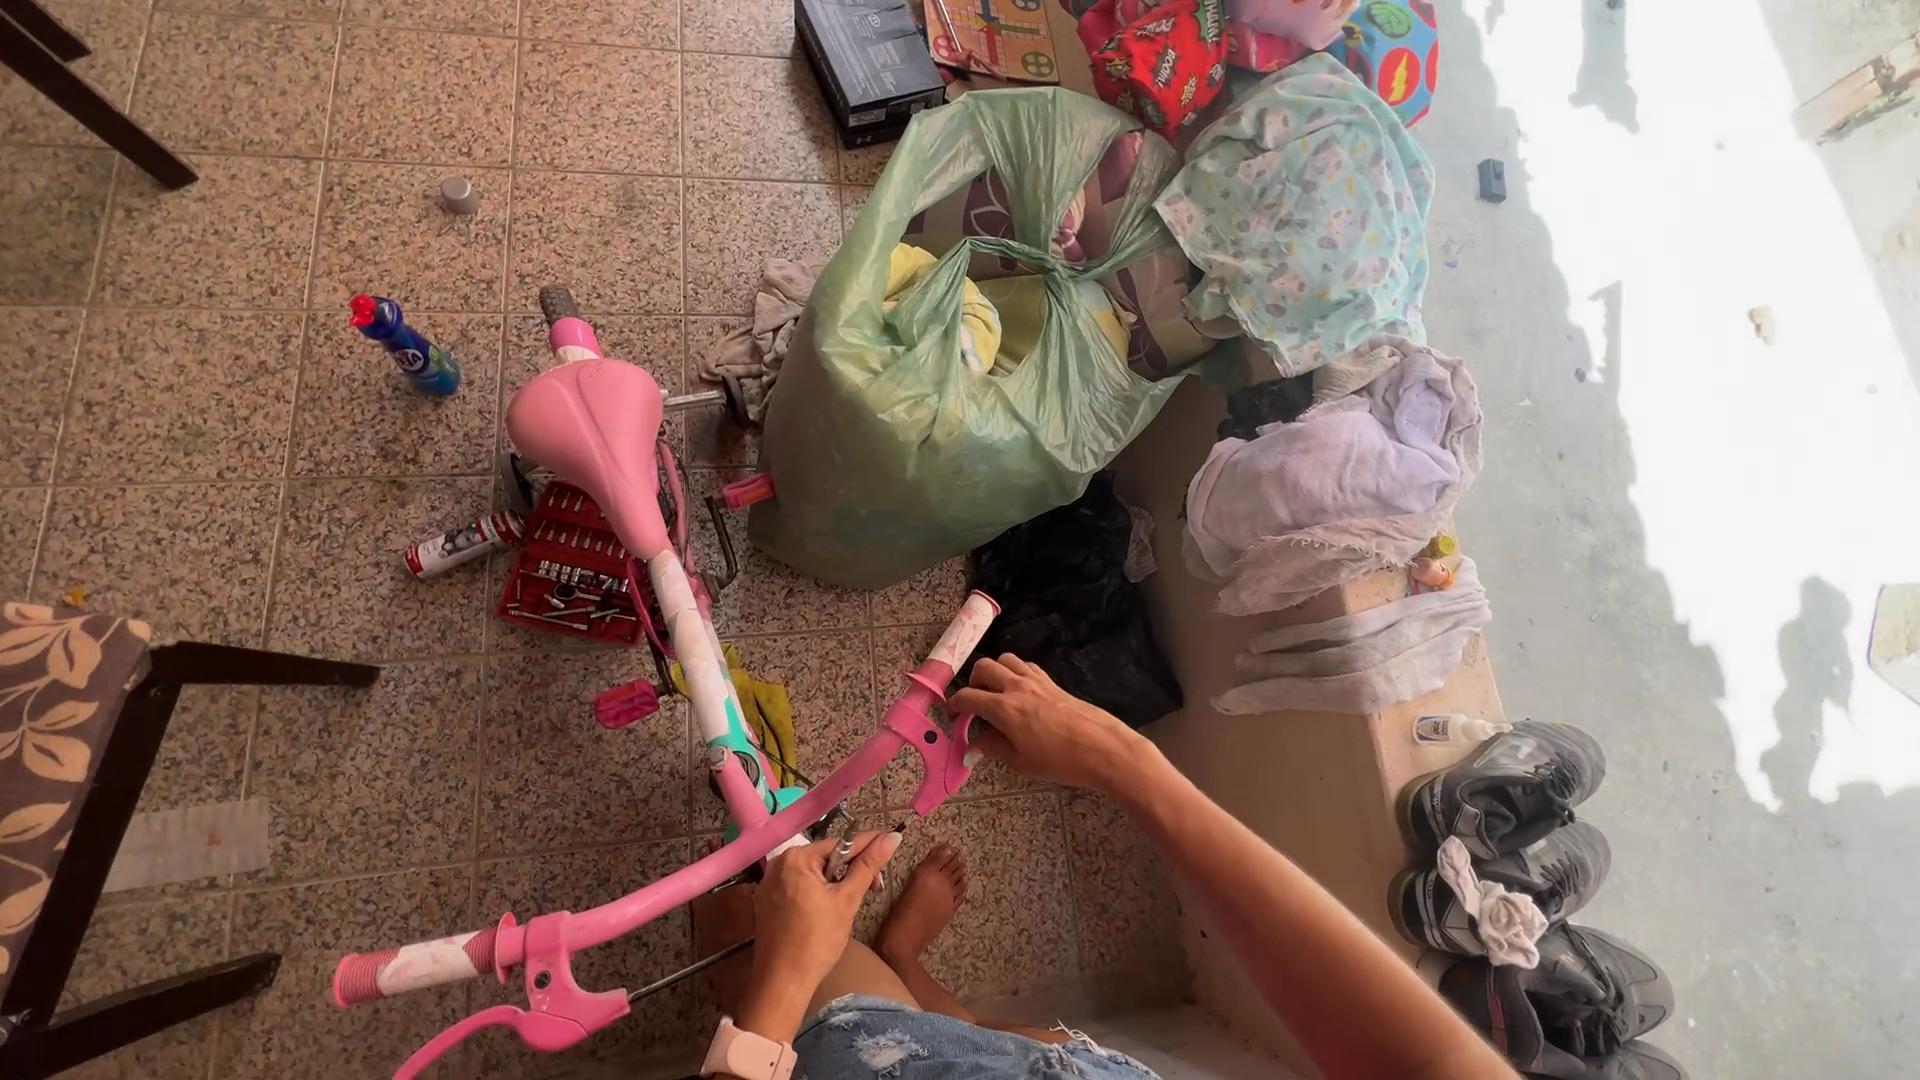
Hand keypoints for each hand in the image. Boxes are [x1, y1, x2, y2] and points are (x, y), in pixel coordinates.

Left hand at [750, 831, 901, 996]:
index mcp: (797, 857)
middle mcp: (779, 863)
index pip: (842, 843)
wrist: (782, 986)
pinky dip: (818, 891)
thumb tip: (892, 836)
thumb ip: (868, 866)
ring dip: (837, 881)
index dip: (870, 844)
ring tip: (852, 901)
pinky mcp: (767, 900)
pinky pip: (800, 885)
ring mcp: (770, 882)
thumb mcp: (847, 900)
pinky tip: (829, 909)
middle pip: (827, 857)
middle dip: (853, 869)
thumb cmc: (817, 941)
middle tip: (874, 888)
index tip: (893, 840)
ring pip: (815, 872)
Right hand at [948, 654, 1151, 791]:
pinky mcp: (1053, 682)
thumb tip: (973, 747)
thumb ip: (994, 748)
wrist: (1103, 749)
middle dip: (972, 681)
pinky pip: (1027, 666)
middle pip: (984, 667)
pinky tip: (1021, 691)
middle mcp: (1016, 687)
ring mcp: (1036, 681)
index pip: (968, 697)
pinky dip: (1016, 672)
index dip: (953, 704)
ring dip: (995, 671)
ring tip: (996, 692)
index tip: (951, 714)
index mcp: (1004, 708)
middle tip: (974, 701)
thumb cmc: (1060, 761)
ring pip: (1006, 659)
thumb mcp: (1021, 762)